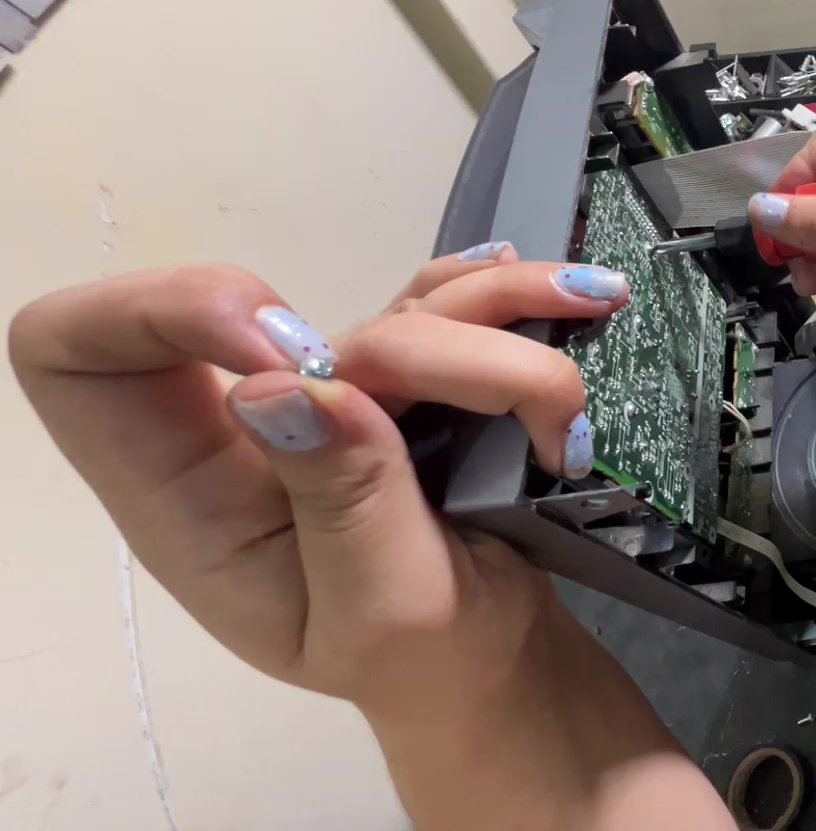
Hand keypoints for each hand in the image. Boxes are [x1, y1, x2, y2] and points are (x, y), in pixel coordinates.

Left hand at [6, 247, 629, 716]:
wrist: (490, 646)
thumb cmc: (420, 653)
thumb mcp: (377, 607)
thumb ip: (341, 502)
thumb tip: (290, 385)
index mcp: (194, 489)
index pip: (86, 355)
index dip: (166, 315)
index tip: (300, 354)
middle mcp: (267, 419)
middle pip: (331, 326)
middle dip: (459, 354)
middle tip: (556, 411)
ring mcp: (358, 391)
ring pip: (418, 301)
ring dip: (517, 298)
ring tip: (600, 303)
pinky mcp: (432, 380)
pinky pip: (461, 303)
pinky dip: (516, 291)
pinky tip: (562, 294)